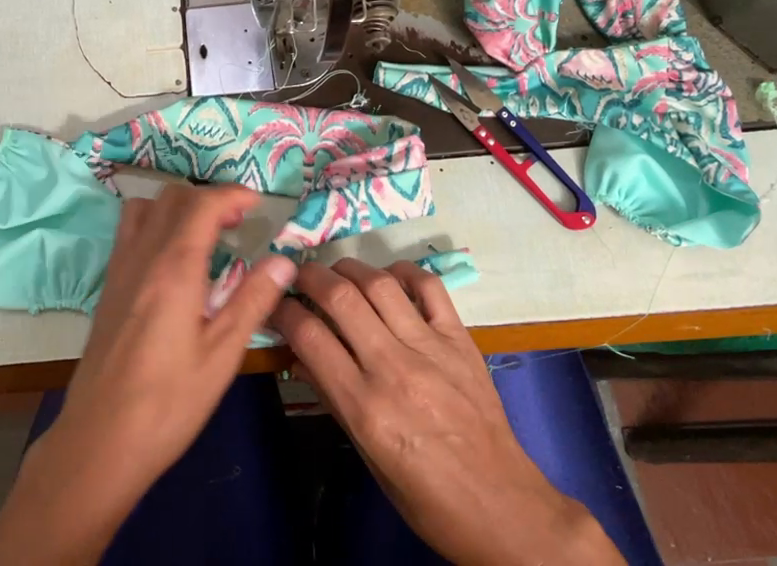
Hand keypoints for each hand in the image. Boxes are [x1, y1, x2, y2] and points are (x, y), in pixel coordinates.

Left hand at [0, 184, 295, 565]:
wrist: (101, 438)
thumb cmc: (170, 402)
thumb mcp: (223, 355)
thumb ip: (253, 301)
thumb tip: (283, 260)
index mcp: (175, 268)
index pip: (202, 205)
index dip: (232, 195)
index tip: (258, 204)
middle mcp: (142, 256)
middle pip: (172, 198)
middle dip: (208, 199)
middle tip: (238, 223)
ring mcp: (119, 269)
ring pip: (145, 208)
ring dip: (177, 207)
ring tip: (205, 236)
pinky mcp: (107, 287)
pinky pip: (128, 232)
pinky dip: (154, 224)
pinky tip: (173, 261)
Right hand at [271, 259, 620, 565]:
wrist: (501, 507)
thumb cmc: (425, 497)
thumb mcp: (368, 456)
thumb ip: (334, 399)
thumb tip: (302, 356)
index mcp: (364, 405)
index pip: (309, 336)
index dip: (283, 310)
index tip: (274, 302)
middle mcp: (393, 367)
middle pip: (340, 297)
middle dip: (309, 276)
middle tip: (297, 274)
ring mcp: (431, 349)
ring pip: (380, 284)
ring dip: (350, 268)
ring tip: (336, 271)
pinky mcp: (461, 340)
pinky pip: (430, 288)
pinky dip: (405, 272)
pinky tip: (389, 277)